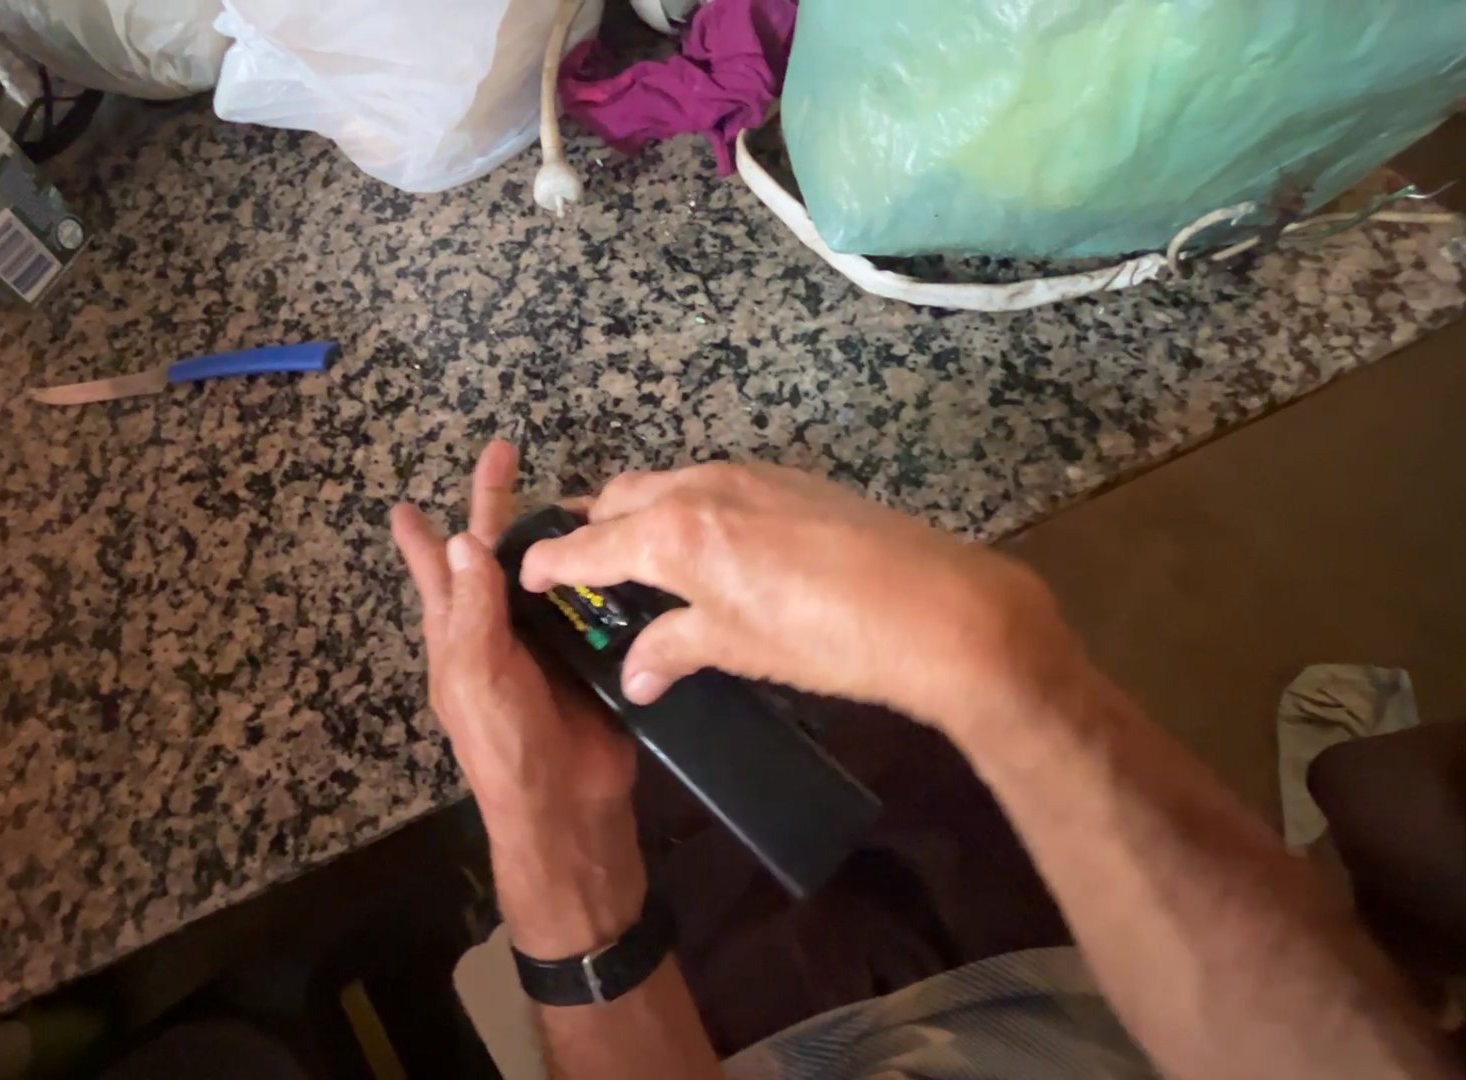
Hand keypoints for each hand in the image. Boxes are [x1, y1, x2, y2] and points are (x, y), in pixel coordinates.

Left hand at [392, 441, 643, 956]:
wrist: (568, 800)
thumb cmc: (506, 741)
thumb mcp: (474, 674)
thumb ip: (472, 609)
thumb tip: (461, 539)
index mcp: (459, 633)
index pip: (437, 572)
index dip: (421, 536)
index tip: (404, 502)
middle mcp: (498, 627)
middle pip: (494, 555)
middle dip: (497, 505)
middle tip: (506, 449)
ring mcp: (544, 637)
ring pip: (545, 570)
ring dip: (555, 531)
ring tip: (572, 490)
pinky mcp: (588, 648)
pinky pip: (591, 598)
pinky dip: (600, 569)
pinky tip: (619, 543)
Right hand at [518, 463, 1083, 740]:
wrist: (940, 609)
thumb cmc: (823, 639)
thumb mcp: (737, 648)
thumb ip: (672, 650)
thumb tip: (634, 677)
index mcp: (674, 533)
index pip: (589, 546)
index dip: (550, 562)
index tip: (526, 574)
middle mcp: (698, 488)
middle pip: (617, 499)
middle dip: (591, 530)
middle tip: (586, 571)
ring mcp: (744, 474)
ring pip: (662, 483)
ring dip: (638, 514)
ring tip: (643, 557)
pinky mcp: (783, 477)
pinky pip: (708, 483)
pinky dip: (685, 507)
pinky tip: (711, 545)